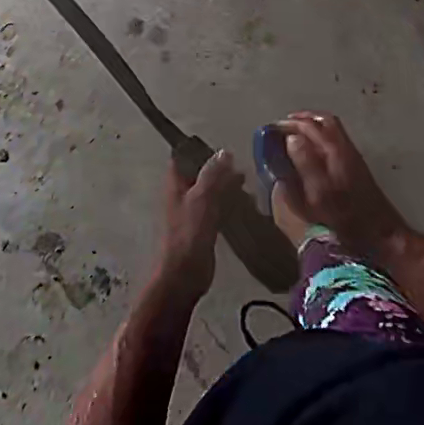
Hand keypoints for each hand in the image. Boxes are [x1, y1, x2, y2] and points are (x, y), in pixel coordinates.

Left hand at [154, 150, 243, 301]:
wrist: (184, 274)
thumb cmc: (189, 234)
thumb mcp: (201, 199)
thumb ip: (212, 175)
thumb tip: (225, 151)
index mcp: (176, 183)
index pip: (184, 157)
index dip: (201, 151)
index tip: (223, 151)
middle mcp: (182, 193)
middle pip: (201, 173)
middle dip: (221, 171)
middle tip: (242, 172)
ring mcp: (193, 210)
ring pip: (212, 191)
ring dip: (228, 188)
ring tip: (248, 187)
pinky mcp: (204, 226)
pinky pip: (218, 208)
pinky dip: (231, 204)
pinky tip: (247, 206)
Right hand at [274, 111, 408, 255]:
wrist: (378, 233)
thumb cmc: (343, 216)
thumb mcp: (318, 193)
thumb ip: (305, 163)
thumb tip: (290, 138)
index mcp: (333, 151)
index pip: (308, 125)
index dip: (287, 125)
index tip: (269, 131)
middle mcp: (344, 147)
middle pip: (322, 120)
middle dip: (299, 119)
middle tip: (280, 128)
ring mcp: (352, 155)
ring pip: (330, 128)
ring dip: (310, 125)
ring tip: (292, 134)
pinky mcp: (355, 165)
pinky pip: (334, 139)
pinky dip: (319, 136)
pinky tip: (310, 150)